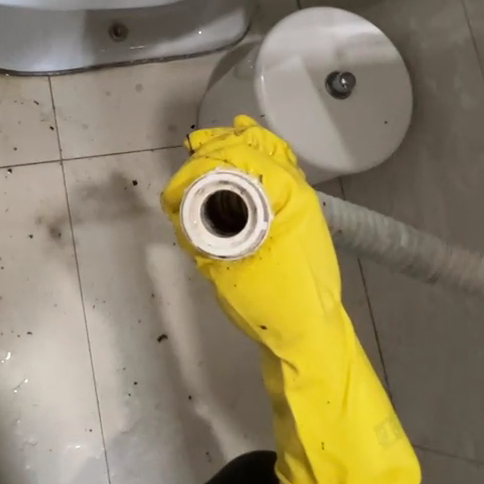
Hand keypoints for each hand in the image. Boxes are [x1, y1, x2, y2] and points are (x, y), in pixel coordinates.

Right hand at [163, 117, 419, 483]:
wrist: (310, 337)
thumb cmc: (273, 304)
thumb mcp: (228, 268)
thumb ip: (205, 234)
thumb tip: (182, 209)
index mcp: (287, 196)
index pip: (240, 156)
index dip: (200, 165)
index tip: (172, 195)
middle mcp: (298, 191)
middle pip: (256, 147)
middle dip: (218, 146)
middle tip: (190, 151)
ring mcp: (301, 202)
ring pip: (269, 155)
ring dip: (236, 148)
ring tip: (208, 145)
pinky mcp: (297, 217)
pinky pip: (275, 174)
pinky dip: (254, 162)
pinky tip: (239, 163)